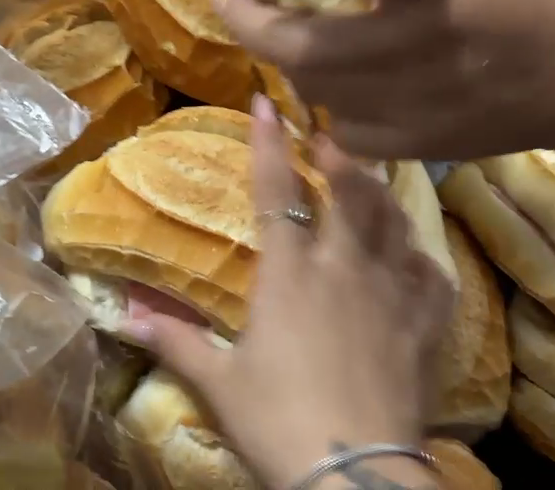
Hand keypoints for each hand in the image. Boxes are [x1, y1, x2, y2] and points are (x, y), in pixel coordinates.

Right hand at [127, 96, 452, 489]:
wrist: (355, 475)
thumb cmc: (278, 421)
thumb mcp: (219, 383)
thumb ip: (176, 341)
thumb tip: (124, 315)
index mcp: (290, 272)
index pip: (277, 190)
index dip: (269, 142)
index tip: (266, 102)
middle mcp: (343, 265)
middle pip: (349, 189)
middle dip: (337, 153)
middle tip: (329, 134)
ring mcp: (391, 290)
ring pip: (393, 220)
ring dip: (380, 193)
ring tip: (370, 180)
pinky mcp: (425, 323)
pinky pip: (431, 275)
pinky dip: (421, 259)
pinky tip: (414, 258)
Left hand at [208, 0, 554, 160]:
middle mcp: (430, 41)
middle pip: (317, 46)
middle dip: (252, 23)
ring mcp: (427, 101)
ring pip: (322, 90)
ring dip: (278, 59)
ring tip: (266, 30)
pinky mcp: (429, 143)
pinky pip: (350, 132)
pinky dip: (323, 106)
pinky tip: (321, 81)